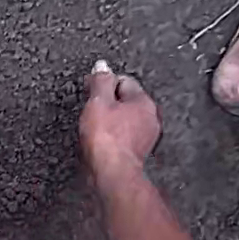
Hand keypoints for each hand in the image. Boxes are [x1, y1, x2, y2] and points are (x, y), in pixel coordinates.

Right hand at [80, 60, 160, 179]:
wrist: (113, 172)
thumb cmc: (106, 138)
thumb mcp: (98, 102)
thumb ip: (100, 81)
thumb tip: (102, 66)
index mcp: (143, 101)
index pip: (123, 81)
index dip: (103, 83)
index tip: (89, 89)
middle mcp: (149, 117)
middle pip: (125, 100)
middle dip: (108, 102)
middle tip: (90, 110)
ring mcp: (145, 136)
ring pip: (125, 119)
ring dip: (111, 120)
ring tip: (94, 127)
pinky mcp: (137, 152)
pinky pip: (123, 136)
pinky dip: (113, 136)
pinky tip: (101, 141)